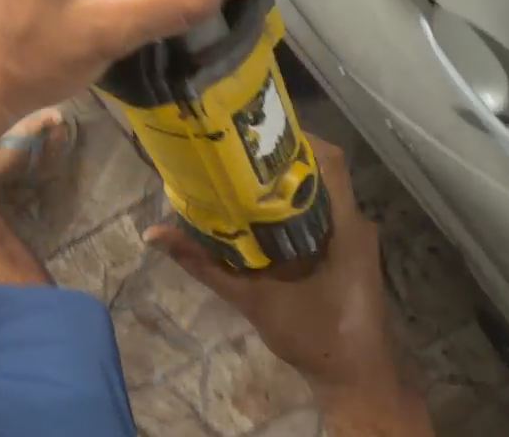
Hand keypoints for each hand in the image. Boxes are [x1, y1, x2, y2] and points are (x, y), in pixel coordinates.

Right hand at [145, 135, 399, 394]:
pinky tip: (252, 206)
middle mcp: (353, 224)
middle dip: (275, 153)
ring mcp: (352, 237)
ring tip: (234, 168)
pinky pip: (319, 210)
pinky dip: (288, 201)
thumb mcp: (253, 299)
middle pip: (317, 169)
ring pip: (317, 189)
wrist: (355, 382)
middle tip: (229, 145)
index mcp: (343, 227)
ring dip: (280, 177)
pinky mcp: (346, 251)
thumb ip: (203, 264)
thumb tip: (152, 232)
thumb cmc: (314, 336)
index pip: (327, 160)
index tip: (249, 127)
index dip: (294, 135)